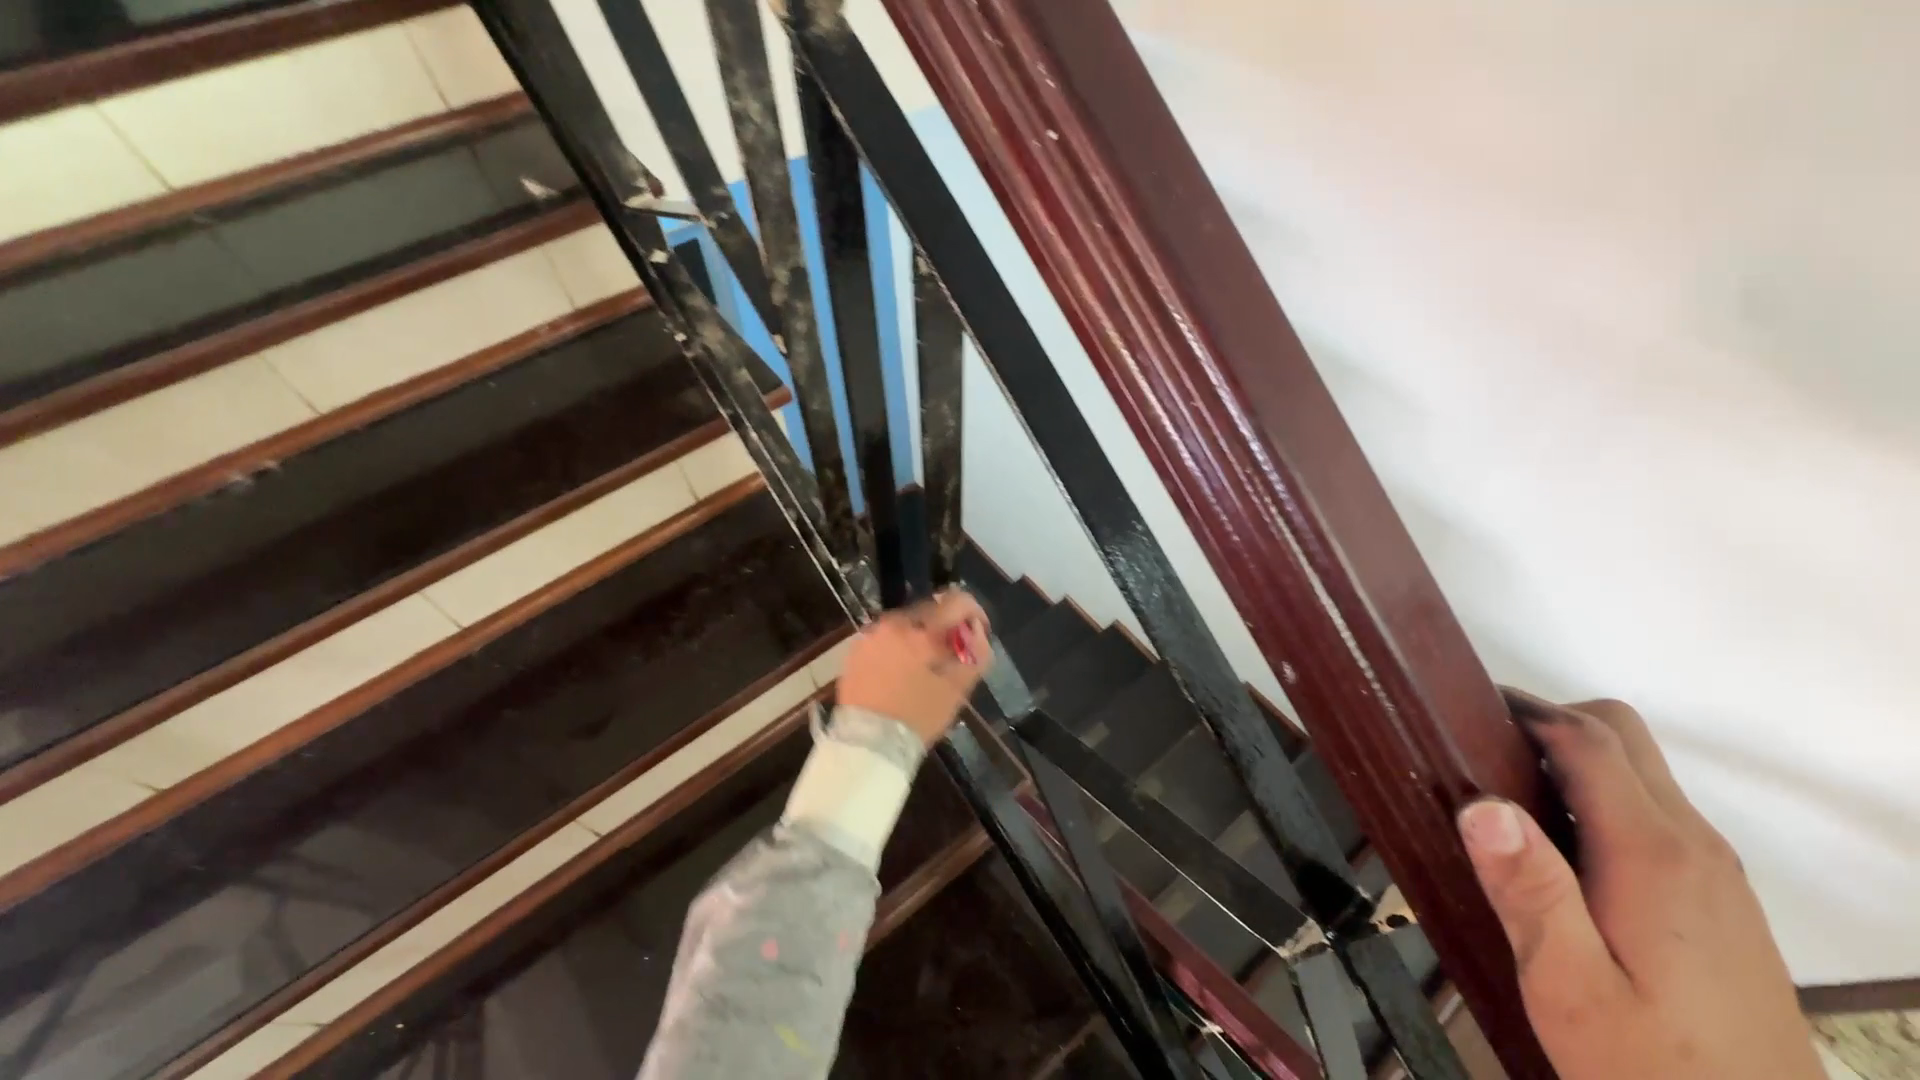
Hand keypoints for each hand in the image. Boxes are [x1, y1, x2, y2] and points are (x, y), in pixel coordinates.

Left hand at [836, 590, 992, 746]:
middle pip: (929, 610)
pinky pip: (884, 638)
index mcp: (923, 631)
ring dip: (919, 636)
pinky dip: (896, 646)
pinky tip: (899, 671)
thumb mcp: (957, 690)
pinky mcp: (855, 650)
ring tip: (924, 665)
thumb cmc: (918, 717)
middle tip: (951, 654)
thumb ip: (975, 654)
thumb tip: (977, 631)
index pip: (957, 601)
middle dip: (944, 626)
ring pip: (904, 624)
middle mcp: (895, 624)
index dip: (974, 613)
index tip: (977, 633)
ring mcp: (871, 635)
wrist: (868, 742)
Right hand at [1456, 691, 1822, 1079]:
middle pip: (1624, 736)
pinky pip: (1653, 813)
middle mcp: (1693, 846)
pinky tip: (1559, 852)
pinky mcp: (1718, 897)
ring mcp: (1714, 871)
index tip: (1467, 707)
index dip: (1526, 708)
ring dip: (1574, 759)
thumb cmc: (1650, 1065)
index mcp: (1652, 855)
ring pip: (1641, 772)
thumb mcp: (1570, 987)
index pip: (1589, 739)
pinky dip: (1599, 798)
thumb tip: (1482, 805)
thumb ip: (1530, 892)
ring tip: (1506, 800)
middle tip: (1483, 753)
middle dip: (1550, 722)